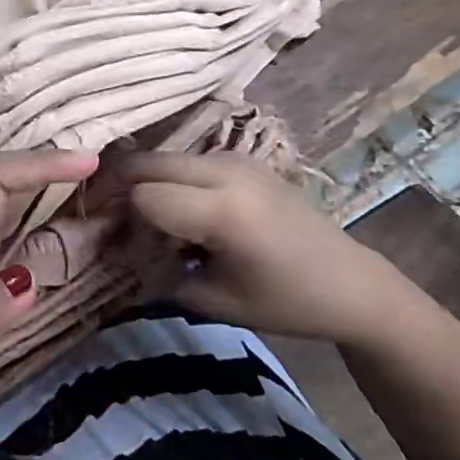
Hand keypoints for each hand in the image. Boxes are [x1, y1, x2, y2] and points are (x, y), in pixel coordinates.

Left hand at [0, 149, 99, 459]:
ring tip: (100, 188)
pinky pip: (18, 243)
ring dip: (50, 189)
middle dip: (48, 164)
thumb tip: (24, 278)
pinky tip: (75, 235)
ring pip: (9, 209)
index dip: (38, 164)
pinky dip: (50, 225)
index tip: (90, 163)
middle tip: (105, 168)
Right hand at [114, 151, 405, 342]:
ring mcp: (237, 158)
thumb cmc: (287, 302)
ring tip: (144, 219)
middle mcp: (227, 172)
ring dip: (146, 182)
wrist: (352, 282)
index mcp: (224, 212)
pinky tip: (178, 210)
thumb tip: (123, 251)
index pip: (144, 196)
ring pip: (166, 157)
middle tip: (107, 218)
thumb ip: (163, 274)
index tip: (110, 241)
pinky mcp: (244, 158)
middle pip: (149, 162)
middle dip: (121, 187)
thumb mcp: (217, 302)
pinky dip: (170, 179)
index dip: (121, 218)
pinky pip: (188, 160)